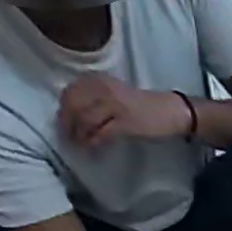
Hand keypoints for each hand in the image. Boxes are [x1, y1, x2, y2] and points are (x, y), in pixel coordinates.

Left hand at [59, 73, 191, 147]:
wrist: (168, 111)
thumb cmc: (141, 105)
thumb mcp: (114, 93)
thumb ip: (95, 98)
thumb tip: (74, 113)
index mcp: (100, 80)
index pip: (70, 93)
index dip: (63, 111)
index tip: (64, 126)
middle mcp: (104, 89)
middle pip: (74, 107)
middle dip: (68, 126)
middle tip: (70, 140)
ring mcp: (114, 105)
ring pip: (85, 121)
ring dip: (80, 137)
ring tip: (81, 147)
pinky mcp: (124, 122)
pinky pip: (101, 134)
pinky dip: (94, 144)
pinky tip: (94, 150)